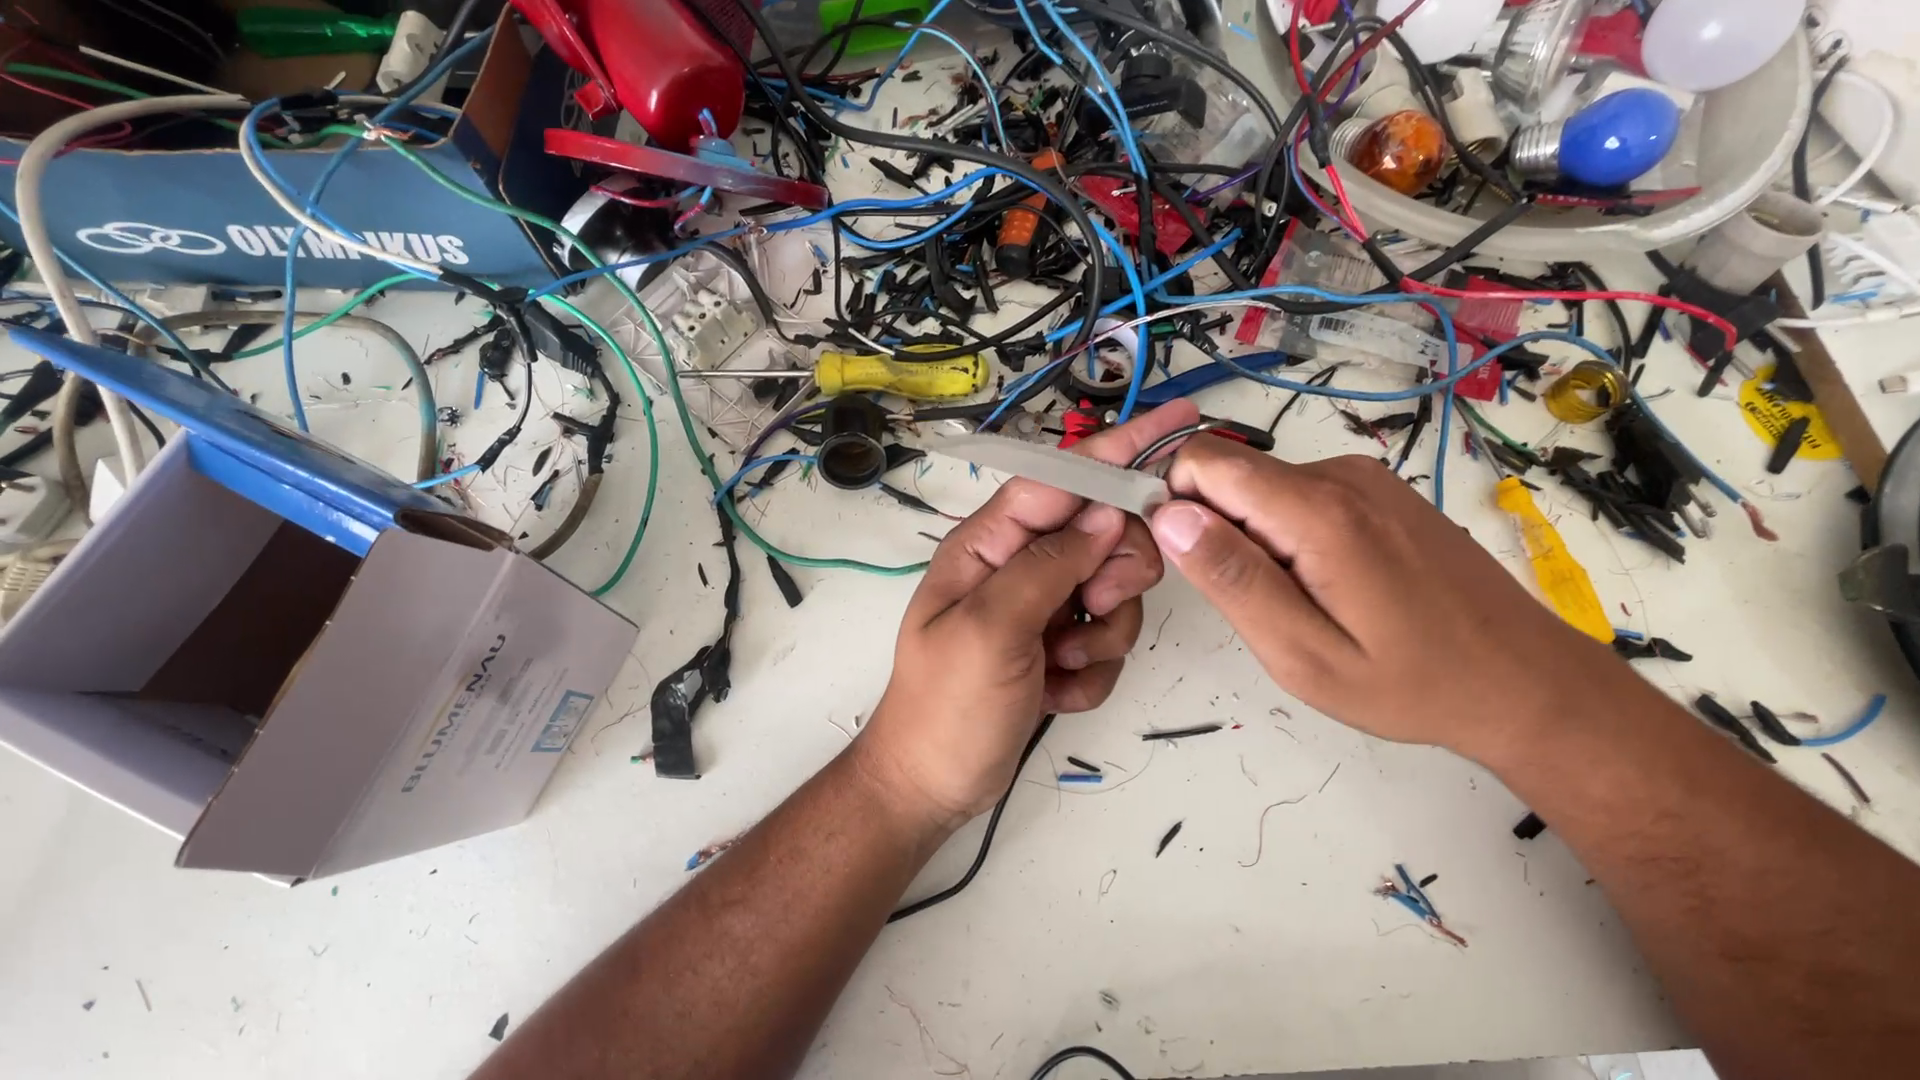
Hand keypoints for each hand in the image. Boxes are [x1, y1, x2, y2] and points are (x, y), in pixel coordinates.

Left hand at [852, 402, 1199, 830]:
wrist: (934, 783)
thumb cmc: (945, 707)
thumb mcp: (990, 631)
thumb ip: (1049, 567)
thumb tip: (1106, 513)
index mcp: (991, 544)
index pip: (1063, 479)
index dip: (1120, 448)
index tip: (1180, 422)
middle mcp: (1021, 565)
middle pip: (1106, 534)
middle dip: (1116, 573)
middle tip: (1094, 606)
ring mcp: (1044, 607)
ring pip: (1117, 591)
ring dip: (1100, 636)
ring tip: (1057, 666)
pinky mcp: (1061, 646)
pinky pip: (1108, 640)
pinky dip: (1090, 671)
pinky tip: (1053, 692)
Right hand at [1145, 438, 1626, 762]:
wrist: (1526, 682)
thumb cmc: (1411, 682)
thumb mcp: (1303, 653)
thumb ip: (1233, 579)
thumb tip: (1170, 514)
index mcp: (1318, 511)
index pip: (1203, 461)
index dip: (1172, 501)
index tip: (1180, 561)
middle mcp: (1341, 476)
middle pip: (1231, 474)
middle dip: (1212, 527)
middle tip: (1246, 602)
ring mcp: (1367, 480)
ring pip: (1264, 488)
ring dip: (1253, 537)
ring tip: (1292, 603)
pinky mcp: (1381, 493)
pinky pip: (1301, 497)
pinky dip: (1288, 535)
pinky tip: (1324, 588)